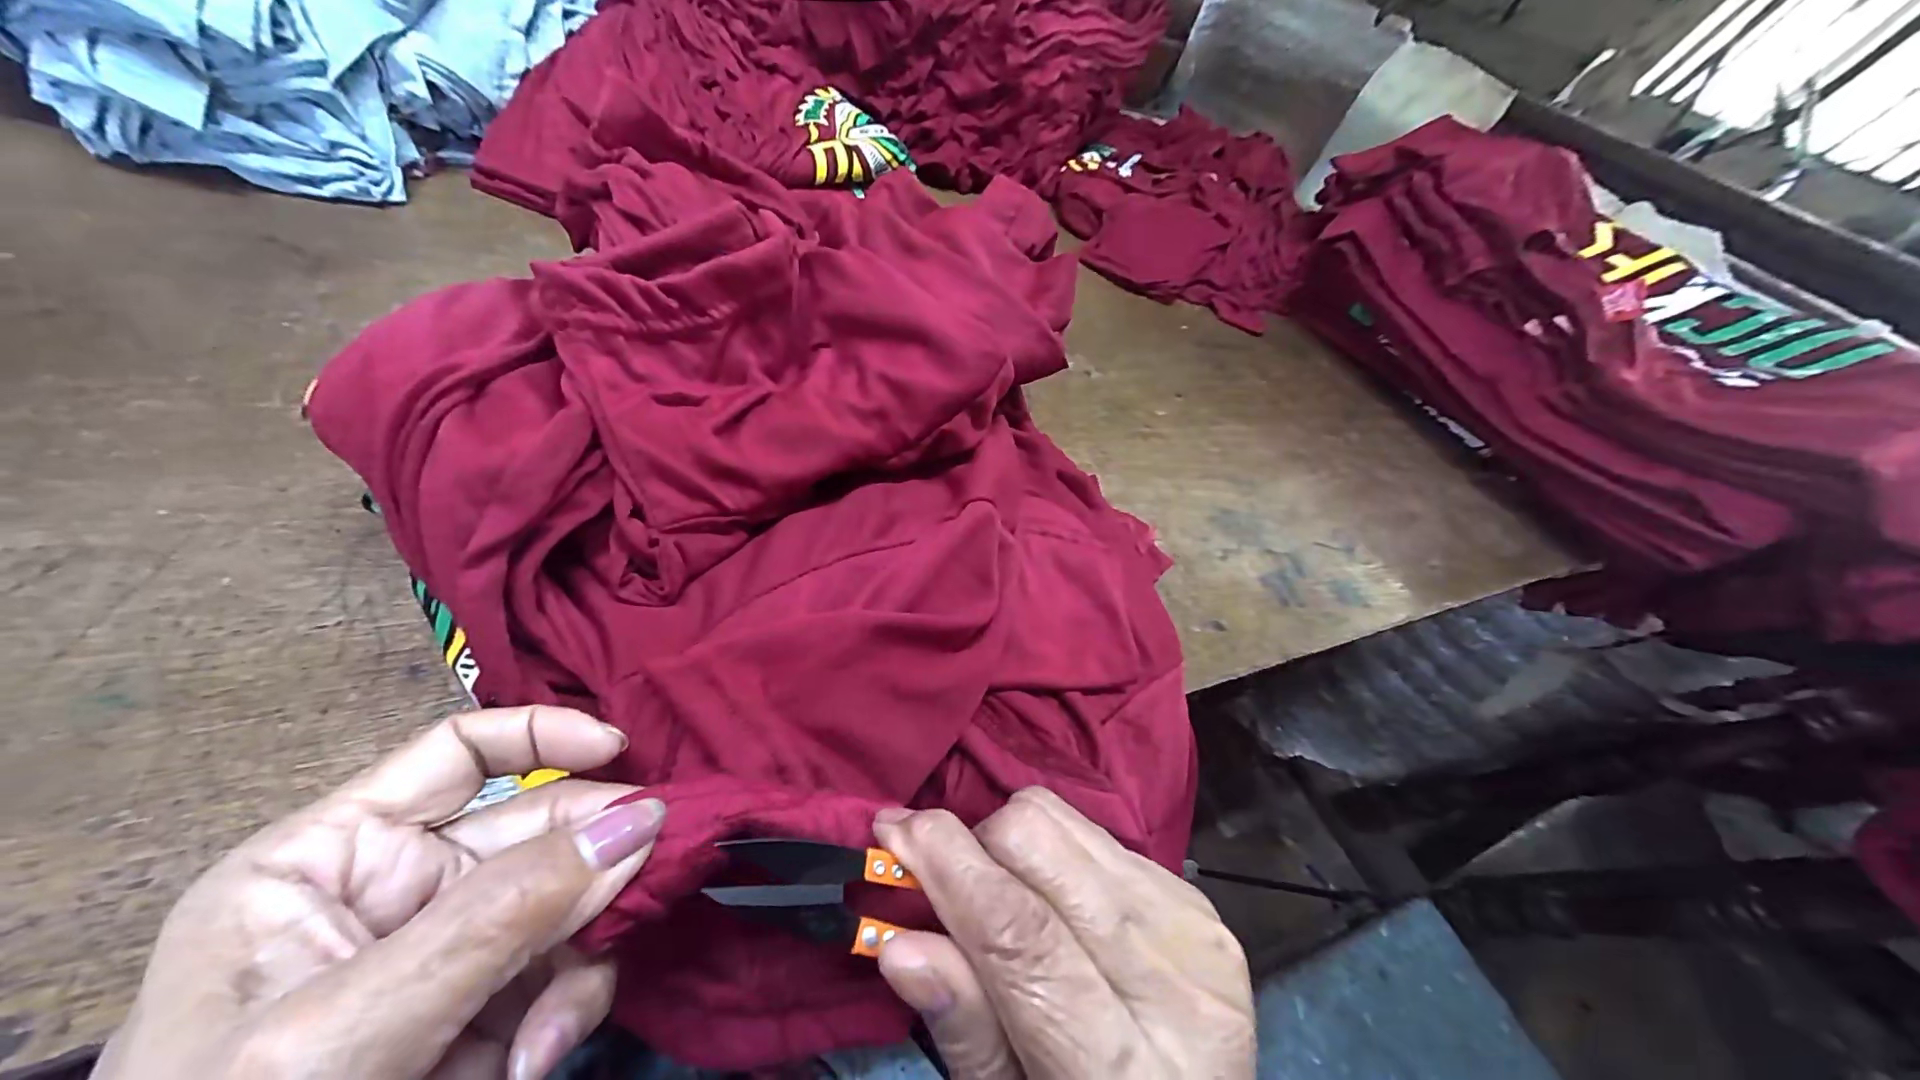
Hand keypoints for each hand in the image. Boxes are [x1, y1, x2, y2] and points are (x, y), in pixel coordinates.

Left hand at [94, 706, 665, 1079]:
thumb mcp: (353, 1028)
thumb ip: (502, 915)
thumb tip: (640, 819)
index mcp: (330, 859)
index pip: (456, 753)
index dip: (544, 736)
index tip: (623, 751)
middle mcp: (396, 891)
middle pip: (533, 833)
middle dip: (588, 869)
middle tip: (647, 888)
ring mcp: (445, 952)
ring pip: (565, 904)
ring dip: (581, 957)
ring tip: (552, 1035)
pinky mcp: (482, 1010)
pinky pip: (561, 972)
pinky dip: (567, 1009)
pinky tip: (537, 1059)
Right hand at [872, 788, 1254, 1078]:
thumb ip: (964, 1024)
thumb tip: (898, 944)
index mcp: (1126, 1066)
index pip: (1021, 935)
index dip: (949, 869)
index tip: (892, 829)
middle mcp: (1172, 980)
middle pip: (1044, 850)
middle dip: (975, 843)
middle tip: (944, 872)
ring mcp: (1192, 929)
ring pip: (1067, 823)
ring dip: (1013, 840)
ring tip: (1000, 883)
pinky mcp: (1197, 899)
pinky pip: (1097, 832)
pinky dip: (1055, 850)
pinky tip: (1053, 893)